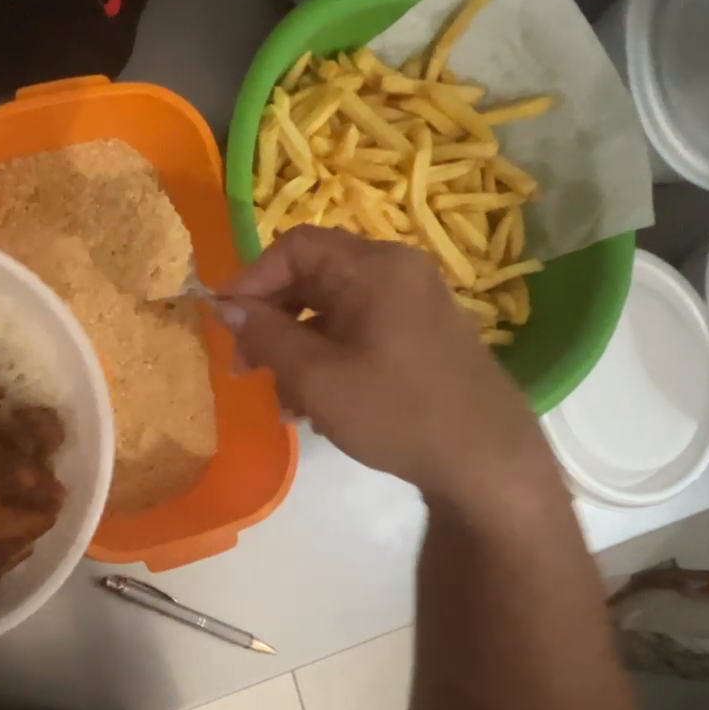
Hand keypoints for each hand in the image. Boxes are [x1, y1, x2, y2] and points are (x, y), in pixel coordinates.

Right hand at [218, 226, 554, 508]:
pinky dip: (320, 359)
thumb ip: (266, 336)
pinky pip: (350, 333)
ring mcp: (407, 305)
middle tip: (242, 368)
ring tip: (278, 398)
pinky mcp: (412, 336)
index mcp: (375, 269)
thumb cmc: (397, 413)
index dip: (250, 280)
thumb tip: (224, 306)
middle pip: (309, 278)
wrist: (485, 461)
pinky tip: (309, 405)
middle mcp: (394, 274)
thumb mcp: (317, 378)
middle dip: (268, 321)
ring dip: (290, 349)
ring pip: (325, 311)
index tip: (223, 323)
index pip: (294, 248)